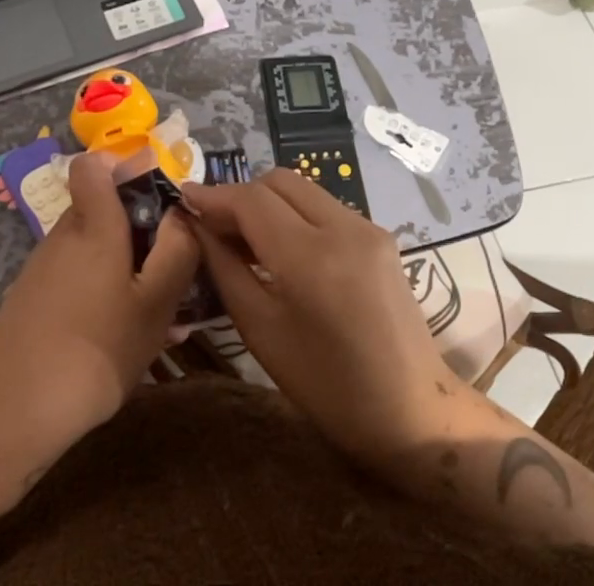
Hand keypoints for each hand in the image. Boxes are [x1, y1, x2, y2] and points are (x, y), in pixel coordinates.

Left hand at [0, 152, 201, 438]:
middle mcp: (64, 238)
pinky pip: (82, 283)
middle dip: (144, 233)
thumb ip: (176, 251)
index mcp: (93, 226)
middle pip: (103, 213)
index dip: (124, 166)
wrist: (13, 410)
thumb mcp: (155, 303)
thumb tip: (181, 213)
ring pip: (97, 253)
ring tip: (169, 320)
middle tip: (181, 272)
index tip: (160, 191)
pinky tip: (133, 342)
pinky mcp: (34, 303)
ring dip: (132, 273)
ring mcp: (44, 271)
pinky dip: (109, 299)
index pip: (93, 166)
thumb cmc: (97, 348)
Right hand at [184, 169, 458, 464]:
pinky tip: (280, 251)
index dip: (212, 196)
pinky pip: (325, 209)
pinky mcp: (381, 238)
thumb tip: (196, 227)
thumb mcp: (260, 330)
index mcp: (311, 256)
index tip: (182, 201)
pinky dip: (294, 216)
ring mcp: (369, 229)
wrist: (412, 412)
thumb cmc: (327, 386)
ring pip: (303, 191)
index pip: (251, 199)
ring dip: (268, 204)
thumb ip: (224, 269)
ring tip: (242, 242)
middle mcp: (344, 227)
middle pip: (278, 182)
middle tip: (213, 228)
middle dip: (240, 196)